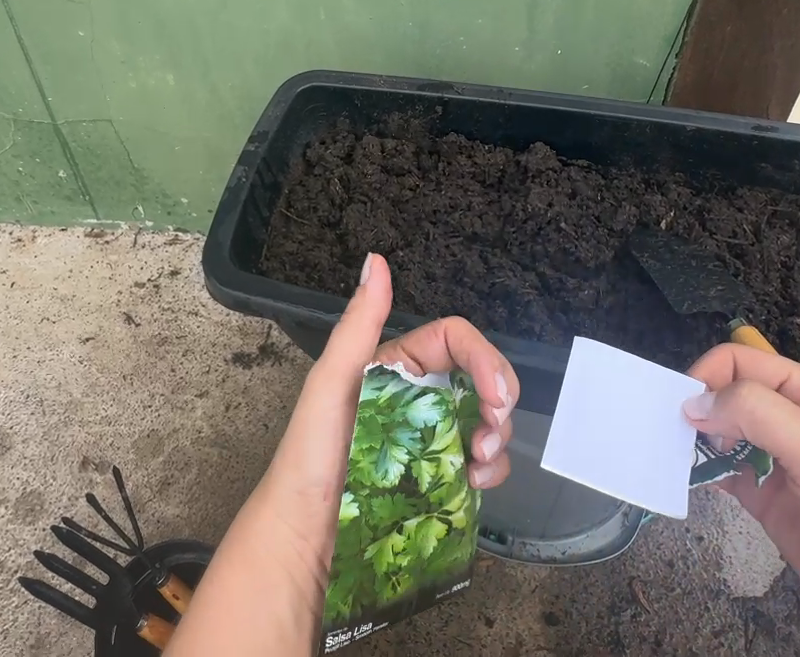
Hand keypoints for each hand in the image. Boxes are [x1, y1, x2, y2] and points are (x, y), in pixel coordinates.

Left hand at [170, 254, 517, 655]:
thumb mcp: (331, 382)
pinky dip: (488, 469)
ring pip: (484, 418)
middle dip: (498, 401)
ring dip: (497, 437)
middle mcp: (413, 394)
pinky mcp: (434, 475)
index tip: (497, 395)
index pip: (455, 340)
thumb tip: (375, 260)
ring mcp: (426, 436)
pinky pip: (476, 461)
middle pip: (478, 378)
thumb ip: (358, 323)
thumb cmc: (310, 457)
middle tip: (490, 436)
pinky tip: (475, 484)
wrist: (301, 539)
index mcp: (392, 364)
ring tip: (479, 465)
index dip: (484, 359)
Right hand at [684, 344, 799, 656]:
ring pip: (720, 432)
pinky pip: (723, 472)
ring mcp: (779, 461)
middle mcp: (793, 419)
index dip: (708, 379)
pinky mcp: (768, 500)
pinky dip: (701, 472)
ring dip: (694, 440)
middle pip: (726, 394)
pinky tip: (684, 480)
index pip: (741, 363)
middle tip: (669, 435)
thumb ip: (758, 415)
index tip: (683, 412)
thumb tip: (693, 403)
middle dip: (696, 408)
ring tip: (669, 457)